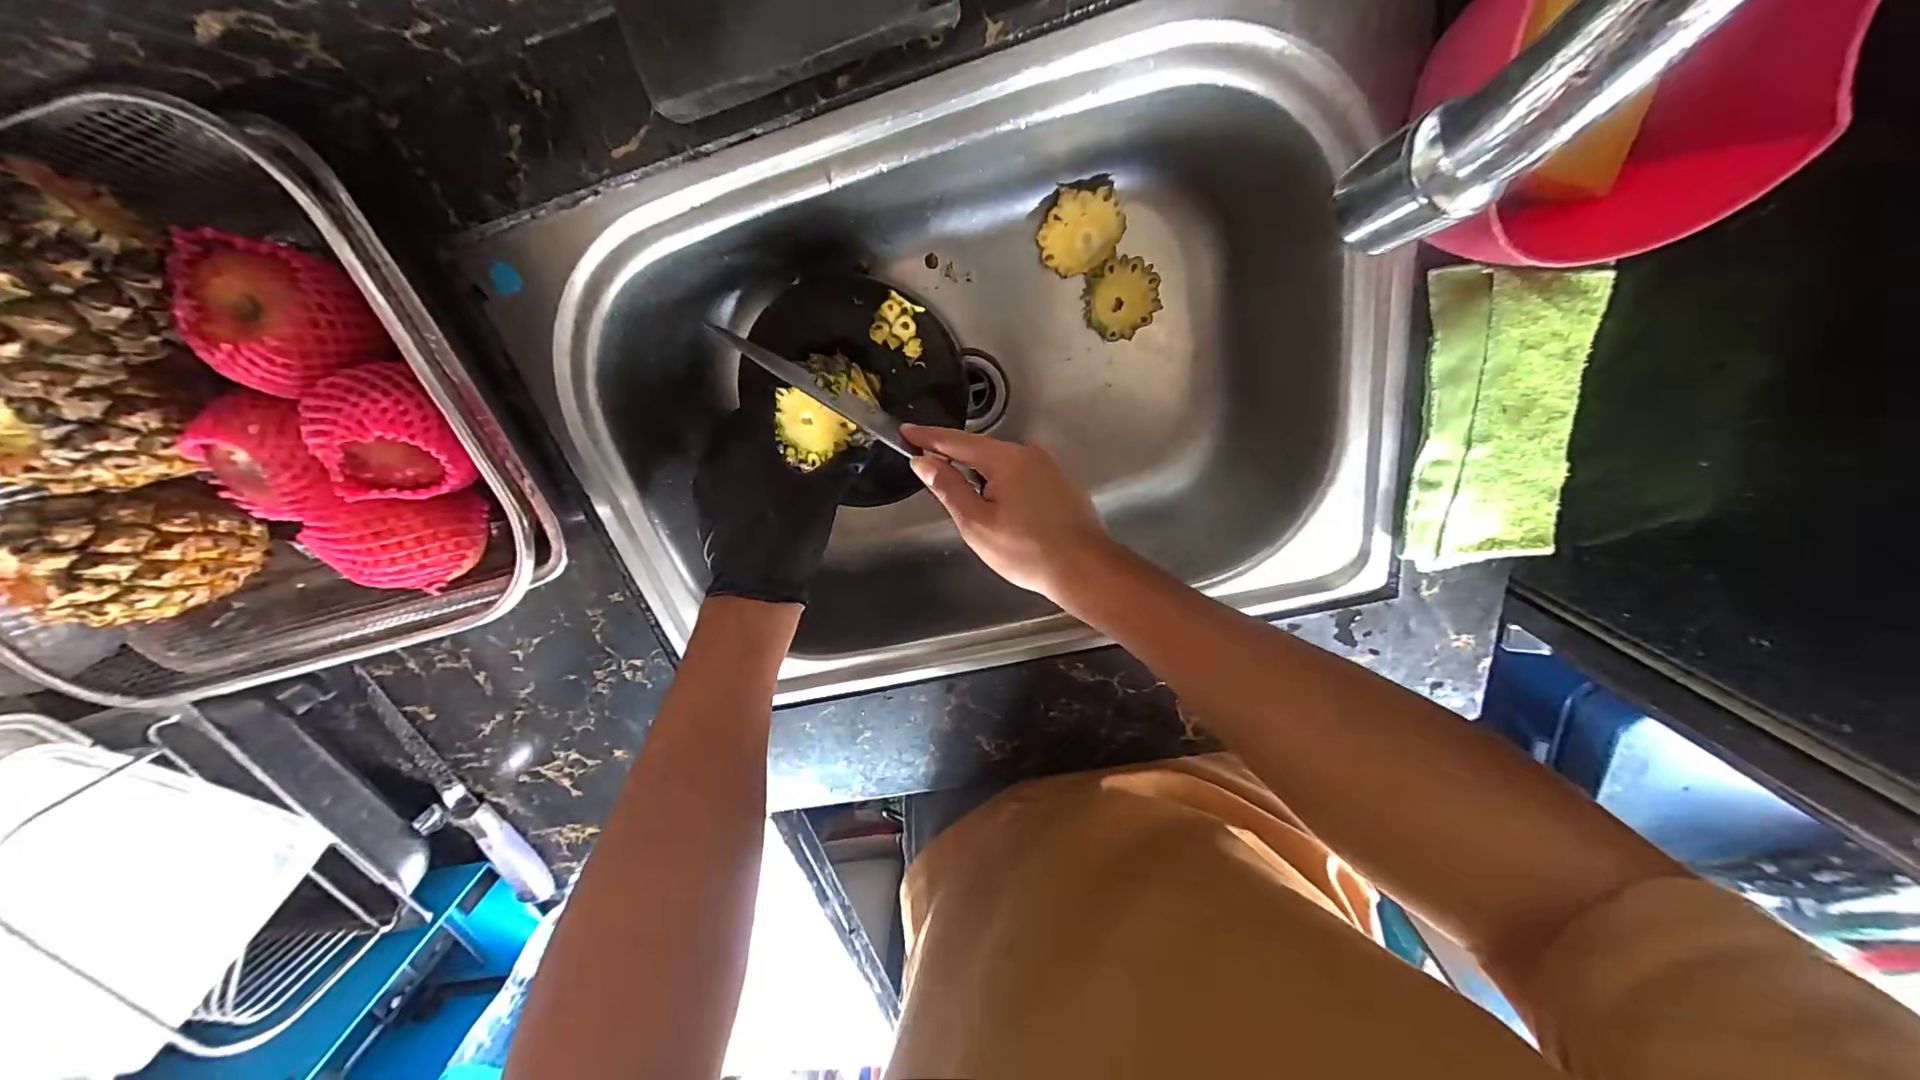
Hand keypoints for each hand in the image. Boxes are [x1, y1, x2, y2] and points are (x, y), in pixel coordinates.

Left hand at [694, 407, 869, 604]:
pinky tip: (756, 481)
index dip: (775, 395)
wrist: (755, 585)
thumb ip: (841, 467)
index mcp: (748, 447)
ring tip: (771, 452)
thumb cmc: (789, 536)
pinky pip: (719, 470)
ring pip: (724, 446)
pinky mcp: (704, 501)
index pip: (758, 403)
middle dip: (760, 419)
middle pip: (737, 422)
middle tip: (784, 425)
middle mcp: (720, 457)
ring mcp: (707, 480)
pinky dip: (736, 467)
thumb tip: (861, 449)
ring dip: (745, 443)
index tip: (790, 395)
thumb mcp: (822, 498)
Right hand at [902, 424, 1114, 598]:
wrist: (1083, 568)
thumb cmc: (1025, 550)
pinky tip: (996, 501)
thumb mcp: (976, 522)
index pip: (956, 441)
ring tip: (959, 487)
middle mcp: (1028, 454)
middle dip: (953, 455)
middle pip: (981, 449)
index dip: (928, 437)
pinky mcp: (1059, 484)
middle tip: (927, 462)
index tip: (906, 431)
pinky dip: (1000, 481)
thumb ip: (948, 487)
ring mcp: (1048, 468)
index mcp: (1005, 458)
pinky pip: (1020, 474)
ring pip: (1002, 462)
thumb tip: (924, 461)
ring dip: (978, 471)